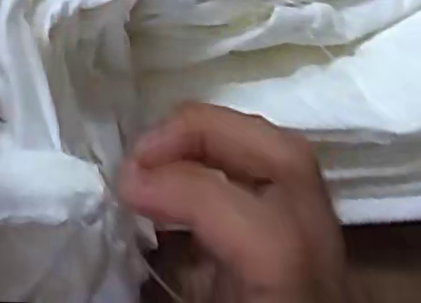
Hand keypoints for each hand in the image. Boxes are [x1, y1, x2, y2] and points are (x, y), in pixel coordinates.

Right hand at [118, 104, 347, 302]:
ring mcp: (322, 254)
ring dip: (208, 135)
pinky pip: (264, 171)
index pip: (265, 238)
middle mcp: (324, 276)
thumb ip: (143, 288)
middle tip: (142, 152)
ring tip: (154, 155)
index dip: (185, 192)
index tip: (124, 189)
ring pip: (282, 152)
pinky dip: (215, 155)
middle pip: (290, 162)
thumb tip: (95, 228)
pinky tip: (175, 176)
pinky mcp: (302, 245)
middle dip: (204, 133)